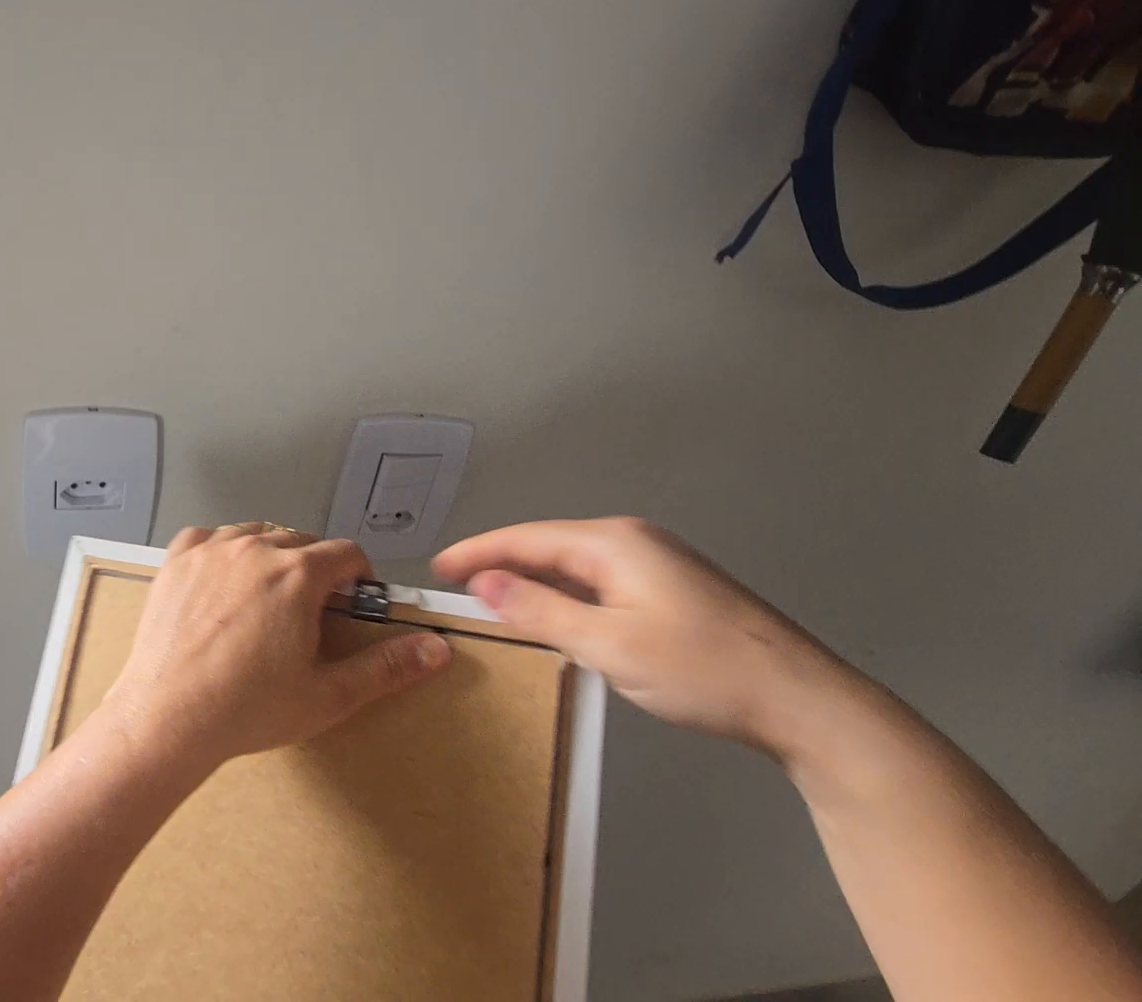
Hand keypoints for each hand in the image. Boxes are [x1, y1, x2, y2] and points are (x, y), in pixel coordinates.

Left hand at [102, 523, 452, 768]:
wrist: (167, 719)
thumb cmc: (244, 710)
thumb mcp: (327, 695)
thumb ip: (385, 667)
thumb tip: (433, 649)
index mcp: (298, 575)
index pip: (346, 552)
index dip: (358, 574)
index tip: (353, 596)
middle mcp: (255, 549)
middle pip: (301, 540)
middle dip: (315, 567)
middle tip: (311, 607)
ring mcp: (211, 552)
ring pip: (255, 532)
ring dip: (270, 553)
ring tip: (269, 592)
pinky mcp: (176, 562)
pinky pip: (207, 536)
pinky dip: (221, 547)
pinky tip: (223, 574)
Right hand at [433, 517, 863, 758]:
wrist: (805, 702)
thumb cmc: (700, 669)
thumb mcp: (607, 644)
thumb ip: (540, 610)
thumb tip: (483, 583)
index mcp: (613, 543)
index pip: (526, 538)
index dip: (478, 552)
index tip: (437, 567)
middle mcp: (632, 541)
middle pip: (548, 546)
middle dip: (500, 564)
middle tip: (456, 589)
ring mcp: (656, 563)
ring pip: (573, 565)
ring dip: (530, 580)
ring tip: (490, 601)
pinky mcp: (670, 589)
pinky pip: (596, 582)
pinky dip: (562, 595)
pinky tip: (551, 615)